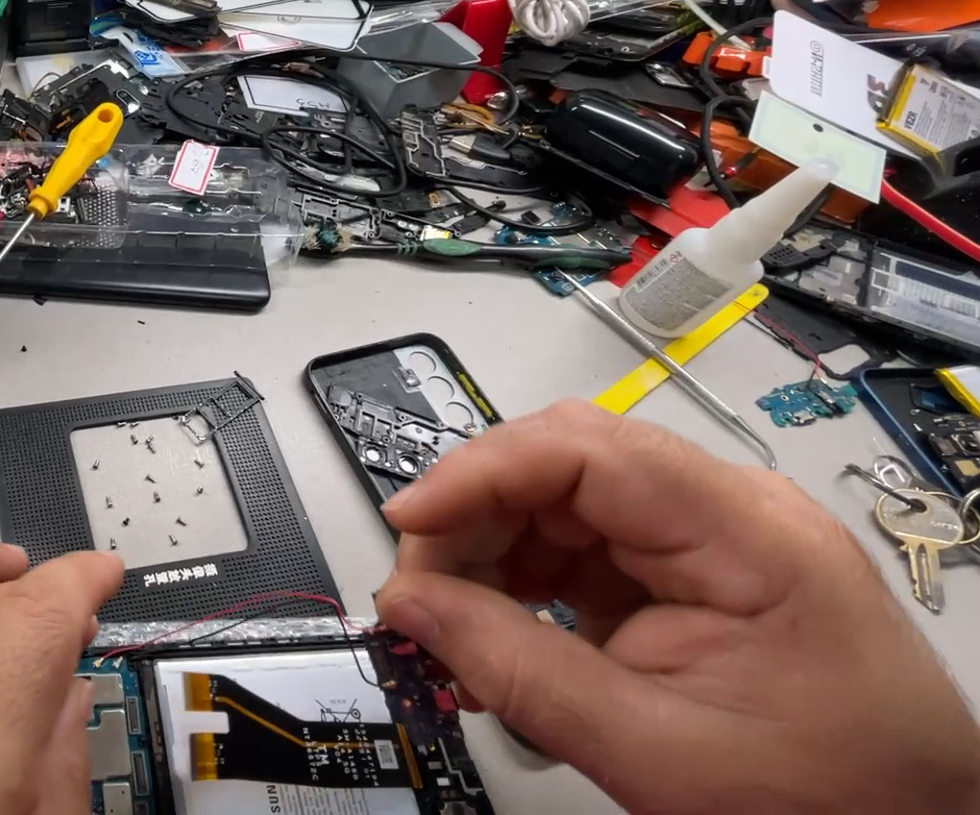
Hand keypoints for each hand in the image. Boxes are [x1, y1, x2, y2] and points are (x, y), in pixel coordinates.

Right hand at [375, 401, 979, 814]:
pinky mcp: (666, 561)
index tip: (409, 521)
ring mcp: (693, 532)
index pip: (585, 450)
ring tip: (453, 615)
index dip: (479, 472)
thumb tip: (403, 603)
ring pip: (543, 495)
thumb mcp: (657, 754)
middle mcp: (721, 511)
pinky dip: (507, 571)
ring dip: (479, 545)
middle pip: (554, 463)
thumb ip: (516, 670)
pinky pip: (558, 536)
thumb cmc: (827, 810)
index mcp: (751, 538)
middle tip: (419, 586)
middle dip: (469, 515)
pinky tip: (493, 617)